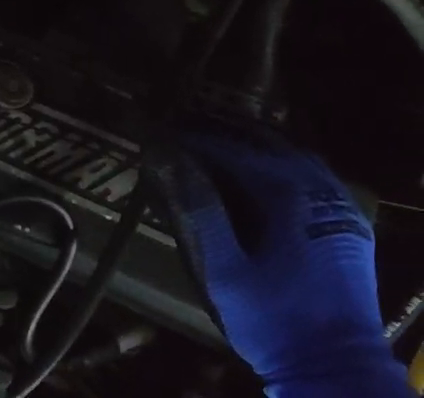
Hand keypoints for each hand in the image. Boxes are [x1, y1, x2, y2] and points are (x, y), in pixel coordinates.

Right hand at [158, 128, 410, 397]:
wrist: (336, 366)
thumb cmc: (270, 317)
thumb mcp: (221, 267)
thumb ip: (196, 208)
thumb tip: (165, 154)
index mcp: (290, 202)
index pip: (230, 149)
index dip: (186, 137)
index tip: (150, 132)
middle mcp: (321, 196)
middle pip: (265, 143)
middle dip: (215, 131)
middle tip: (172, 129)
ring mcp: (339, 210)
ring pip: (292, 155)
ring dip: (246, 142)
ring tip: (203, 141)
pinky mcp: (345, 225)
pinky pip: (310, 175)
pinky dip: (275, 160)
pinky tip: (250, 169)